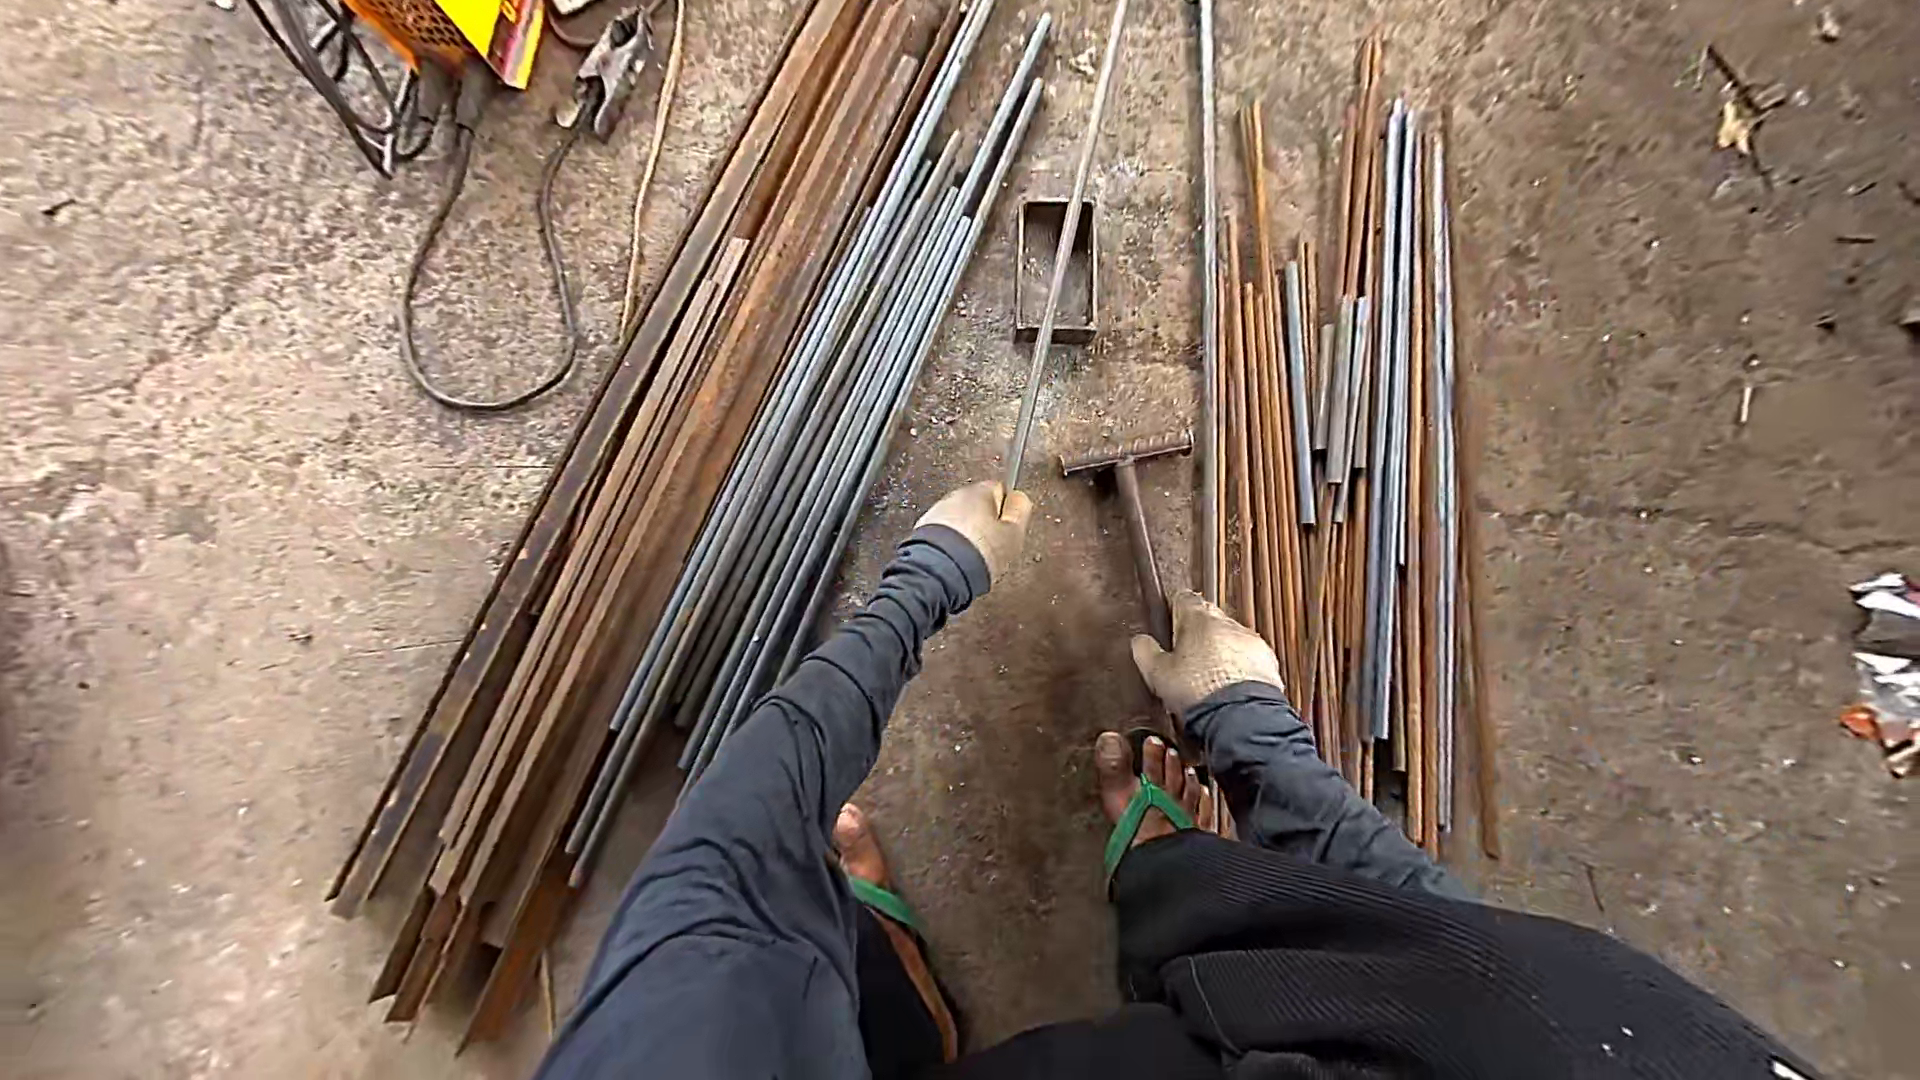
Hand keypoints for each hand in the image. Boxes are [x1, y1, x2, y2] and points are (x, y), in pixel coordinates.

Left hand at [916, 480, 1032, 584]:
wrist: (941, 570)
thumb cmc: (979, 551)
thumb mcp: (1014, 533)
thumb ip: (1020, 510)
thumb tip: (1020, 499)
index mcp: (979, 491)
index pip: (1000, 490)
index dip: (1008, 510)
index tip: (1011, 528)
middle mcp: (955, 497)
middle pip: (978, 506)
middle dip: (986, 524)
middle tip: (995, 546)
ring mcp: (937, 514)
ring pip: (960, 523)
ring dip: (968, 536)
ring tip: (975, 558)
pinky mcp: (924, 533)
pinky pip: (945, 537)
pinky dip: (952, 546)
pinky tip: (959, 561)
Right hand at [1130, 589, 1282, 713]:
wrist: (1242, 718)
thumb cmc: (1198, 692)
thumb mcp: (1157, 673)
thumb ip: (1145, 651)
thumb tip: (1140, 641)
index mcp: (1198, 619)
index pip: (1183, 598)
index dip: (1174, 610)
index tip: (1169, 623)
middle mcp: (1227, 624)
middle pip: (1208, 619)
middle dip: (1197, 634)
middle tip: (1184, 658)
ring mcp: (1250, 642)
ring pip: (1229, 639)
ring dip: (1219, 651)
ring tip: (1206, 678)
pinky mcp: (1268, 663)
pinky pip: (1248, 659)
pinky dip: (1238, 668)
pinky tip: (1226, 687)